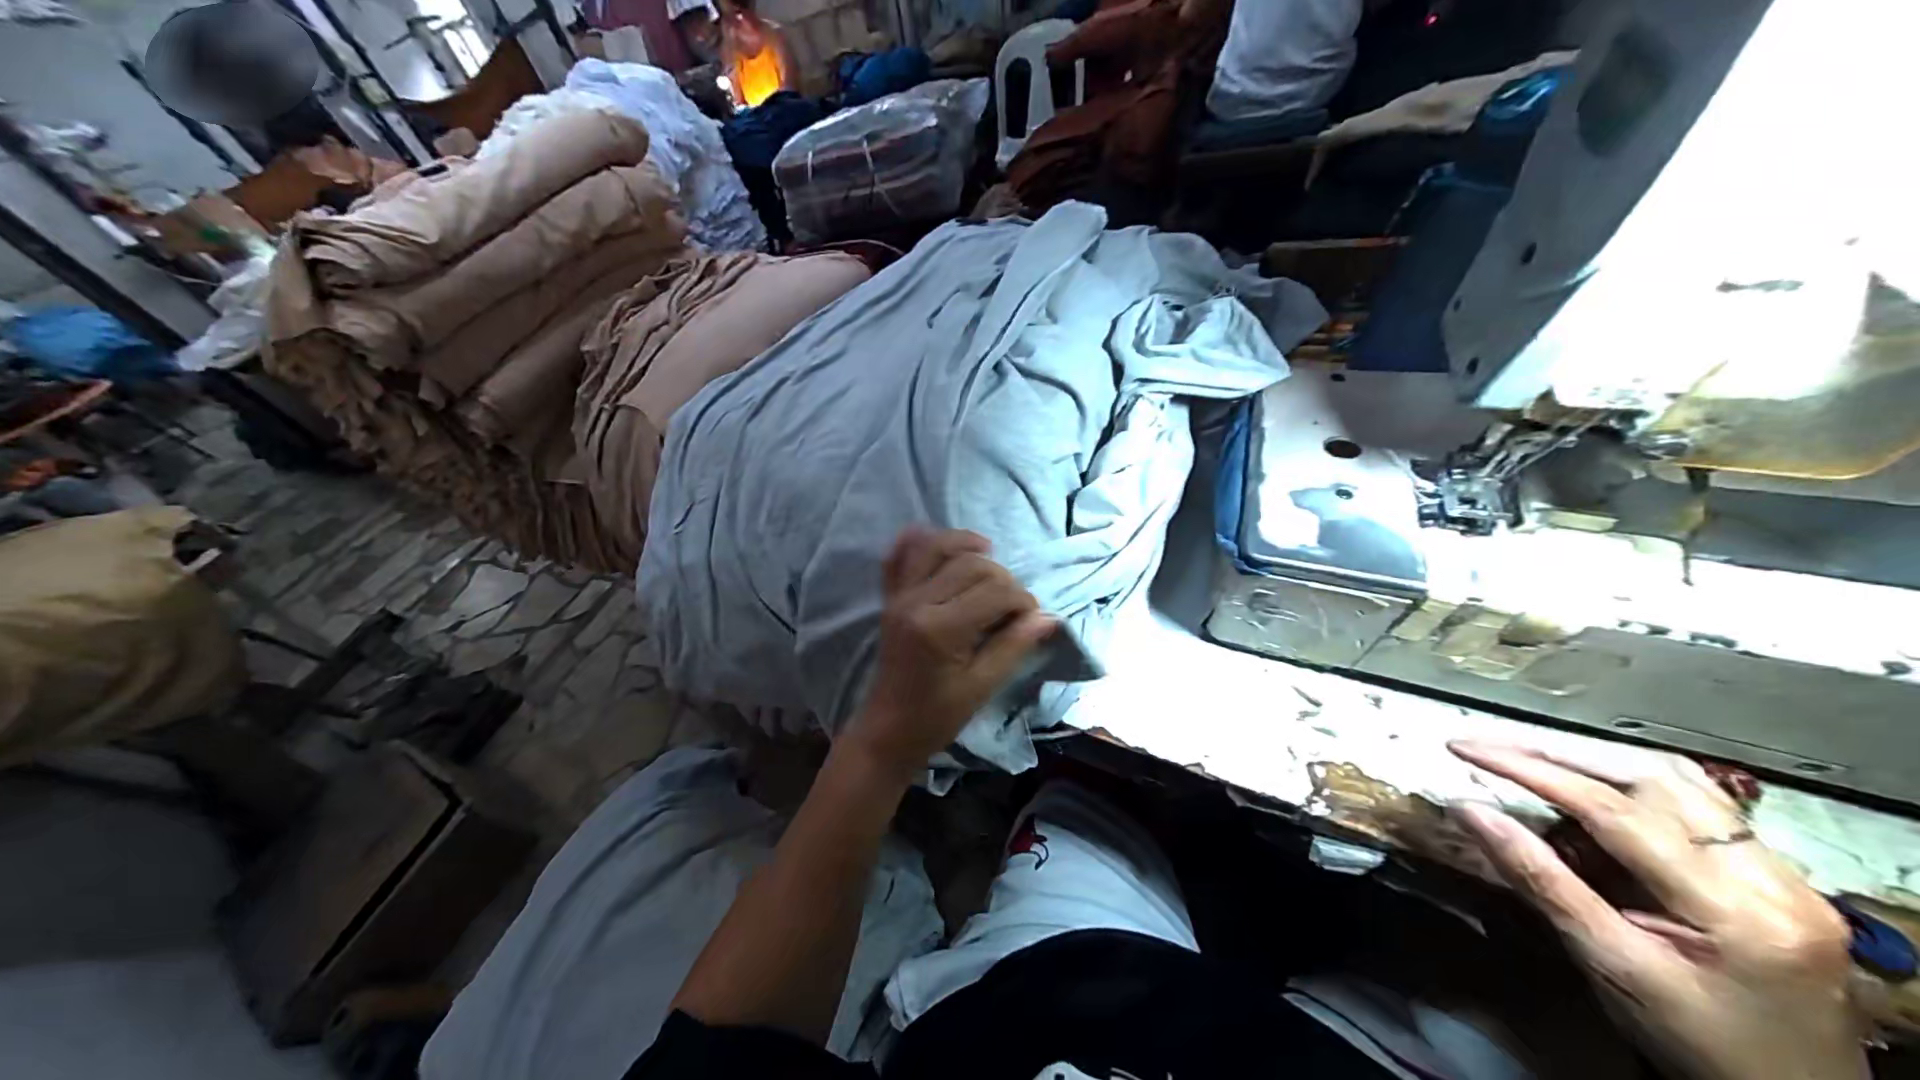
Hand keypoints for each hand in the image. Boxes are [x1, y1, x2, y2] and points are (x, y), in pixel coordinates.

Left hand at [842, 527, 1054, 779]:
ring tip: (987, 552)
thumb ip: (1014, 645)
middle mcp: (916, 601)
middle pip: (970, 564)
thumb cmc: (937, 716)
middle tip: (1013, 605)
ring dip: (964, 544)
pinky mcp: (888, 599)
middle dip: (1002, 578)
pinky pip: (898, 557)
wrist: (888, 730)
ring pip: (935, 548)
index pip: (995, 591)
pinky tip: (938, 539)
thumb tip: (1049, 616)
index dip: (1023, 600)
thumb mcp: (982, 686)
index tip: (1031, 620)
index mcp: (940, 628)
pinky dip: (916, 541)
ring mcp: (898, 597)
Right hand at [1449, 741, 1865, 1079]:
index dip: (1531, 770)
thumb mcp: (1610, 964)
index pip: (1613, 811)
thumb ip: (1541, 881)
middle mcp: (1774, 877)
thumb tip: (1469, 811)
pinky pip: (1696, 802)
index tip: (1466, 749)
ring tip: (1527, 752)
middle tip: (1488, 742)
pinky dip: (1632, 780)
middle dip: (1558, 752)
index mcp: (1738, 909)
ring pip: (1676, 779)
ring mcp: (1785, 873)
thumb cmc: (1694, 1044)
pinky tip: (1594, 777)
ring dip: (1593, 759)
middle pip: (1650, 778)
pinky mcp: (1777, 875)